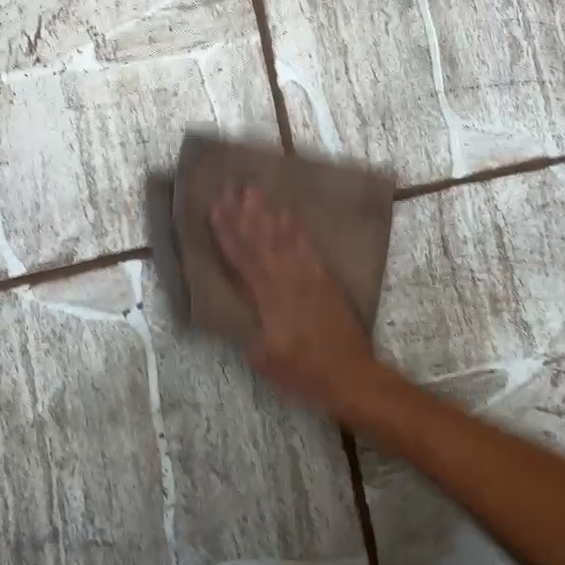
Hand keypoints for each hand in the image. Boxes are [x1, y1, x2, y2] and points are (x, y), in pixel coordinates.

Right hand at [209, 185, 380, 415]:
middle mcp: (287, 281)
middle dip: (242, 214)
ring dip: (266, 213)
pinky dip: (295, 227)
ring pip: (282, 237)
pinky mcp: (325, 278)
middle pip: (260, 241)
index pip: (242, 260)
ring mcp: (309, 276)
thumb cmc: (304, 375)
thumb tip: (239, 309)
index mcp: (268, 301)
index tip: (214, 209)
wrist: (351, 376)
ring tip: (252, 191)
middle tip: (229, 188)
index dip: (226, 234)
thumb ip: (249, 331)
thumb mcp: (265, 360)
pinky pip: (307, 245)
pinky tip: (286, 212)